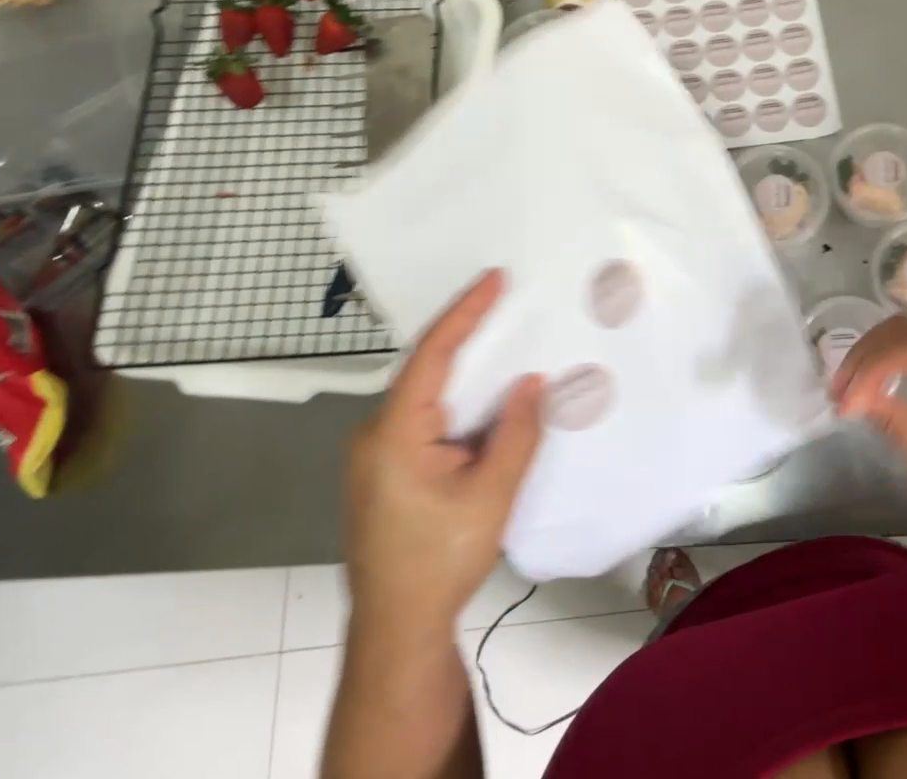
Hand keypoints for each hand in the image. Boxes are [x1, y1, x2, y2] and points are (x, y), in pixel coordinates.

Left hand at [343, 270, 544, 634]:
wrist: (397, 626)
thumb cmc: (441, 560)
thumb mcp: (490, 494)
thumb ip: (515, 433)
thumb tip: (532, 383)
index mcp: (393, 434)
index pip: (432, 357)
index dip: (465, 314)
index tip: (494, 279)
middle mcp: (374, 435)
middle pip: (427, 373)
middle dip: (471, 340)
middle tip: (511, 305)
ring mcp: (375, 456)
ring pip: (429, 401)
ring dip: (469, 380)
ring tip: (511, 354)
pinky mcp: (386, 473)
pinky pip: (427, 424)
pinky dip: (461, 410)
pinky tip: (490, 409)